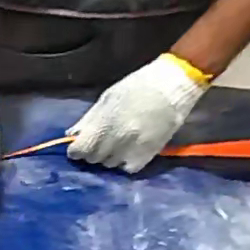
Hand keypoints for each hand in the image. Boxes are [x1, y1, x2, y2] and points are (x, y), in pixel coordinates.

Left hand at [66, 53, 207, 173]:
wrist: (177, 81)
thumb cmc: (138, 86)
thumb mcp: (107, 99)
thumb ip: (88, 120)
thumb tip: (71, 136)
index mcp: (102, 125)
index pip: (78, 151)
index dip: (76, 150)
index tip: (80, 146)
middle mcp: (115, 140)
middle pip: (93, 159)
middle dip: (93, 152)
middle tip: (101, 142)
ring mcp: (132, 147)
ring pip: (109, 164)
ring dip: (109, 157)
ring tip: (118, 144)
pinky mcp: (149, 152)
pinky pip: (129, 168)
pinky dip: (126, 163)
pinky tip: (129, 152)